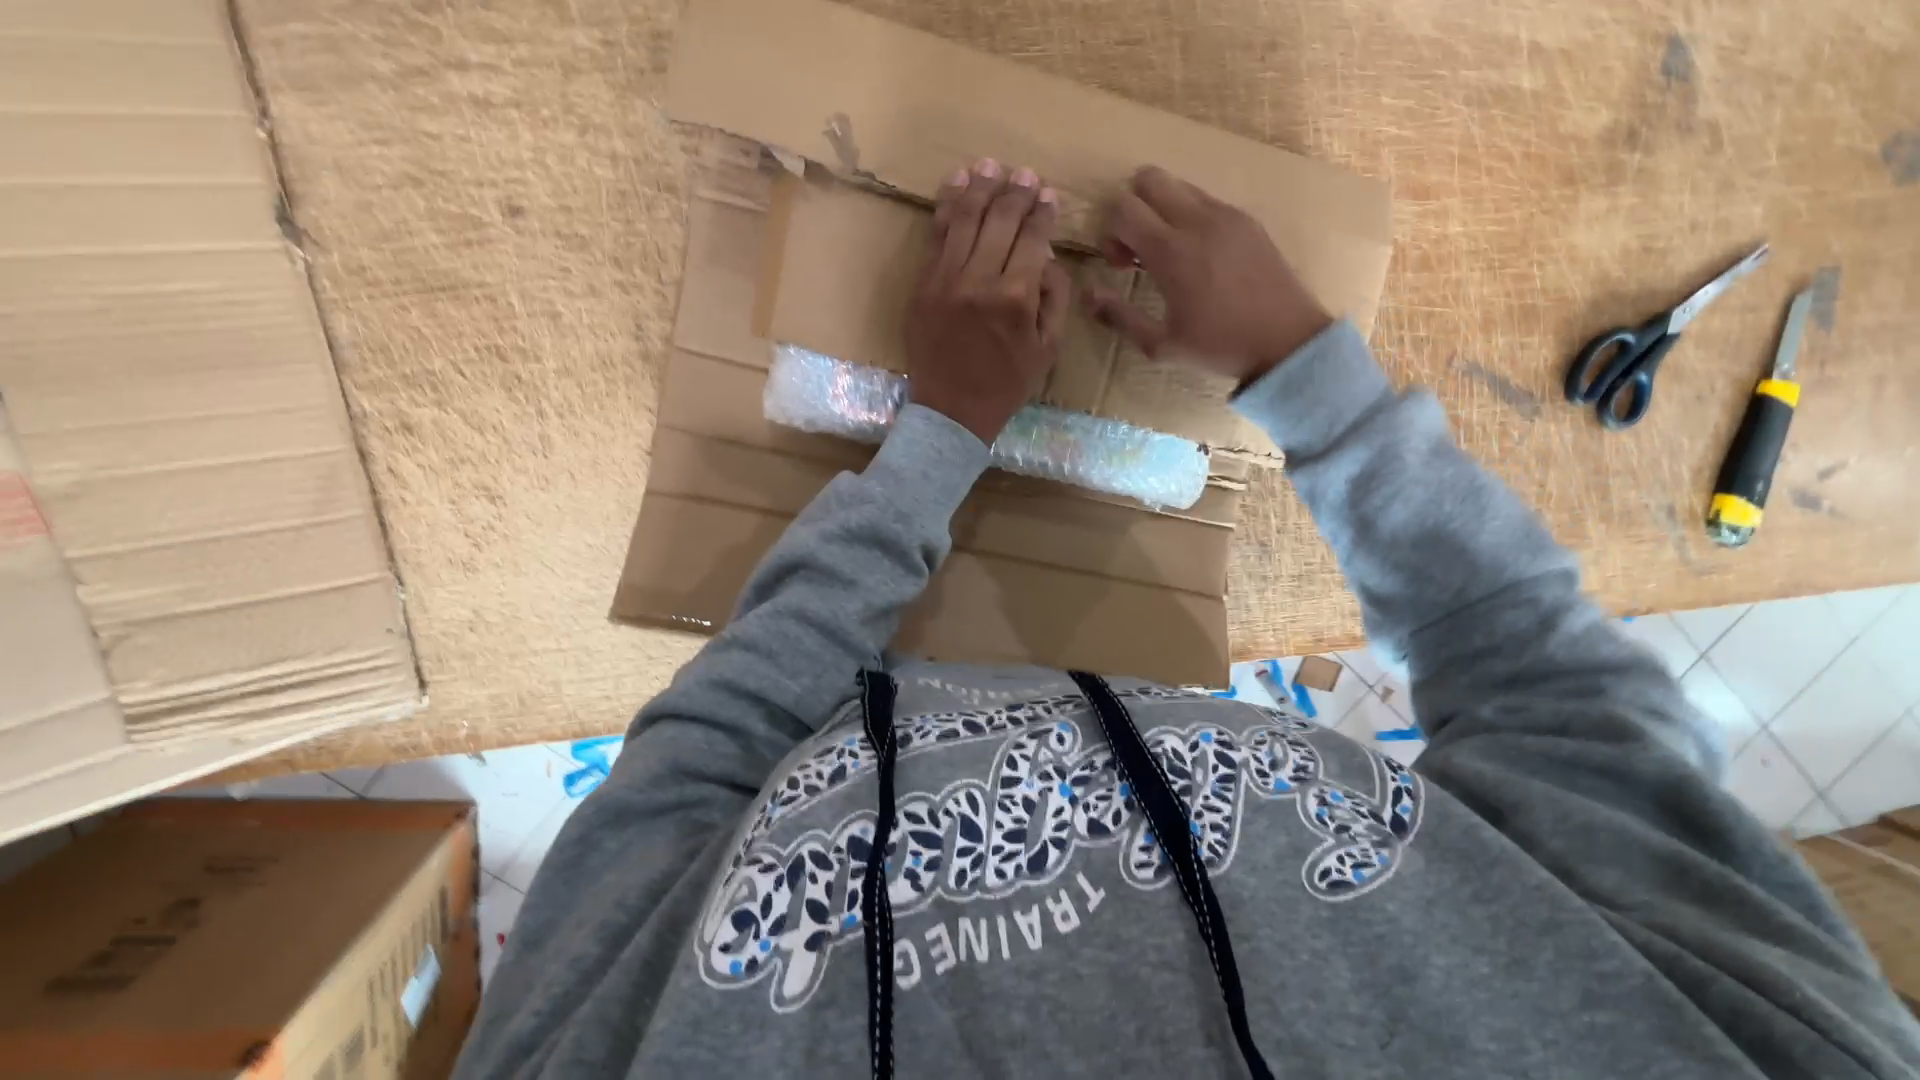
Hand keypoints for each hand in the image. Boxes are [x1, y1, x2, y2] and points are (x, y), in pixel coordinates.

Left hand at [905, 158, 1071, 444]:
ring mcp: (945, 281)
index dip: (1042, 213)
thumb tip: (1045, 256)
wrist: (952, 410)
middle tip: (1024, 174)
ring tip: (990, 165)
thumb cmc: (1006, 384)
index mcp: (1016, 298)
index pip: (1033, 239)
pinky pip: (936, 237)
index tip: (1048, 194)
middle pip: (1000, 221)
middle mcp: (979, 281)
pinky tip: (956, 185)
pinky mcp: (922, 285)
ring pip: (964, 220)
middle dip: (1015, 192)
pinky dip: (946, 208)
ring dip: (979, 188)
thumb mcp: (1047, 349)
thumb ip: (1054, 298)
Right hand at [1085, 166, 1330, 386]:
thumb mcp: (1160, 345)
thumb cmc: (1219, 347)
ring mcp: (1226, 215)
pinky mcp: (1247, 219)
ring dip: (1161, 210)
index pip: (1123, 208)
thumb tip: (1088, 294)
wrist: (1286, 340)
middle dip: (1132, 207)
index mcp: (1172, 252)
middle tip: (1139, 247)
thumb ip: (1119, 317)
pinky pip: (1205, 199)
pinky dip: (1189, 216)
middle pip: (1148, 179)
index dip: (1110, 232)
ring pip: (1178, 185)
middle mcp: (1197, 221)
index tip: (1121, 264)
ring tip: (1169, 252)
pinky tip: (1200, 256)